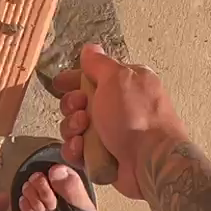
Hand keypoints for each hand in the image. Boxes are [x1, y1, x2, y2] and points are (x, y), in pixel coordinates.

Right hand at [49, 44, 187, 199]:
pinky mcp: (103, 158)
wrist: (149, 161)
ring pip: (75, 128)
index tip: (60, 84)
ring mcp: (111, 134)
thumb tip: (90, 49)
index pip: (93, 76)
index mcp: (125, 84)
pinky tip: (81, 149)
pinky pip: (78, 152)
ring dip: (72, 128)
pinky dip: (75, 150)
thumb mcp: (117, 79)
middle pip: (79, 103)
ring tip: (82, 132)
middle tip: (81, 110)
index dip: (74, 79)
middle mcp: (119, 108)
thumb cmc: (136, 116)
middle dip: (72, 105)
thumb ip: (99, 64)